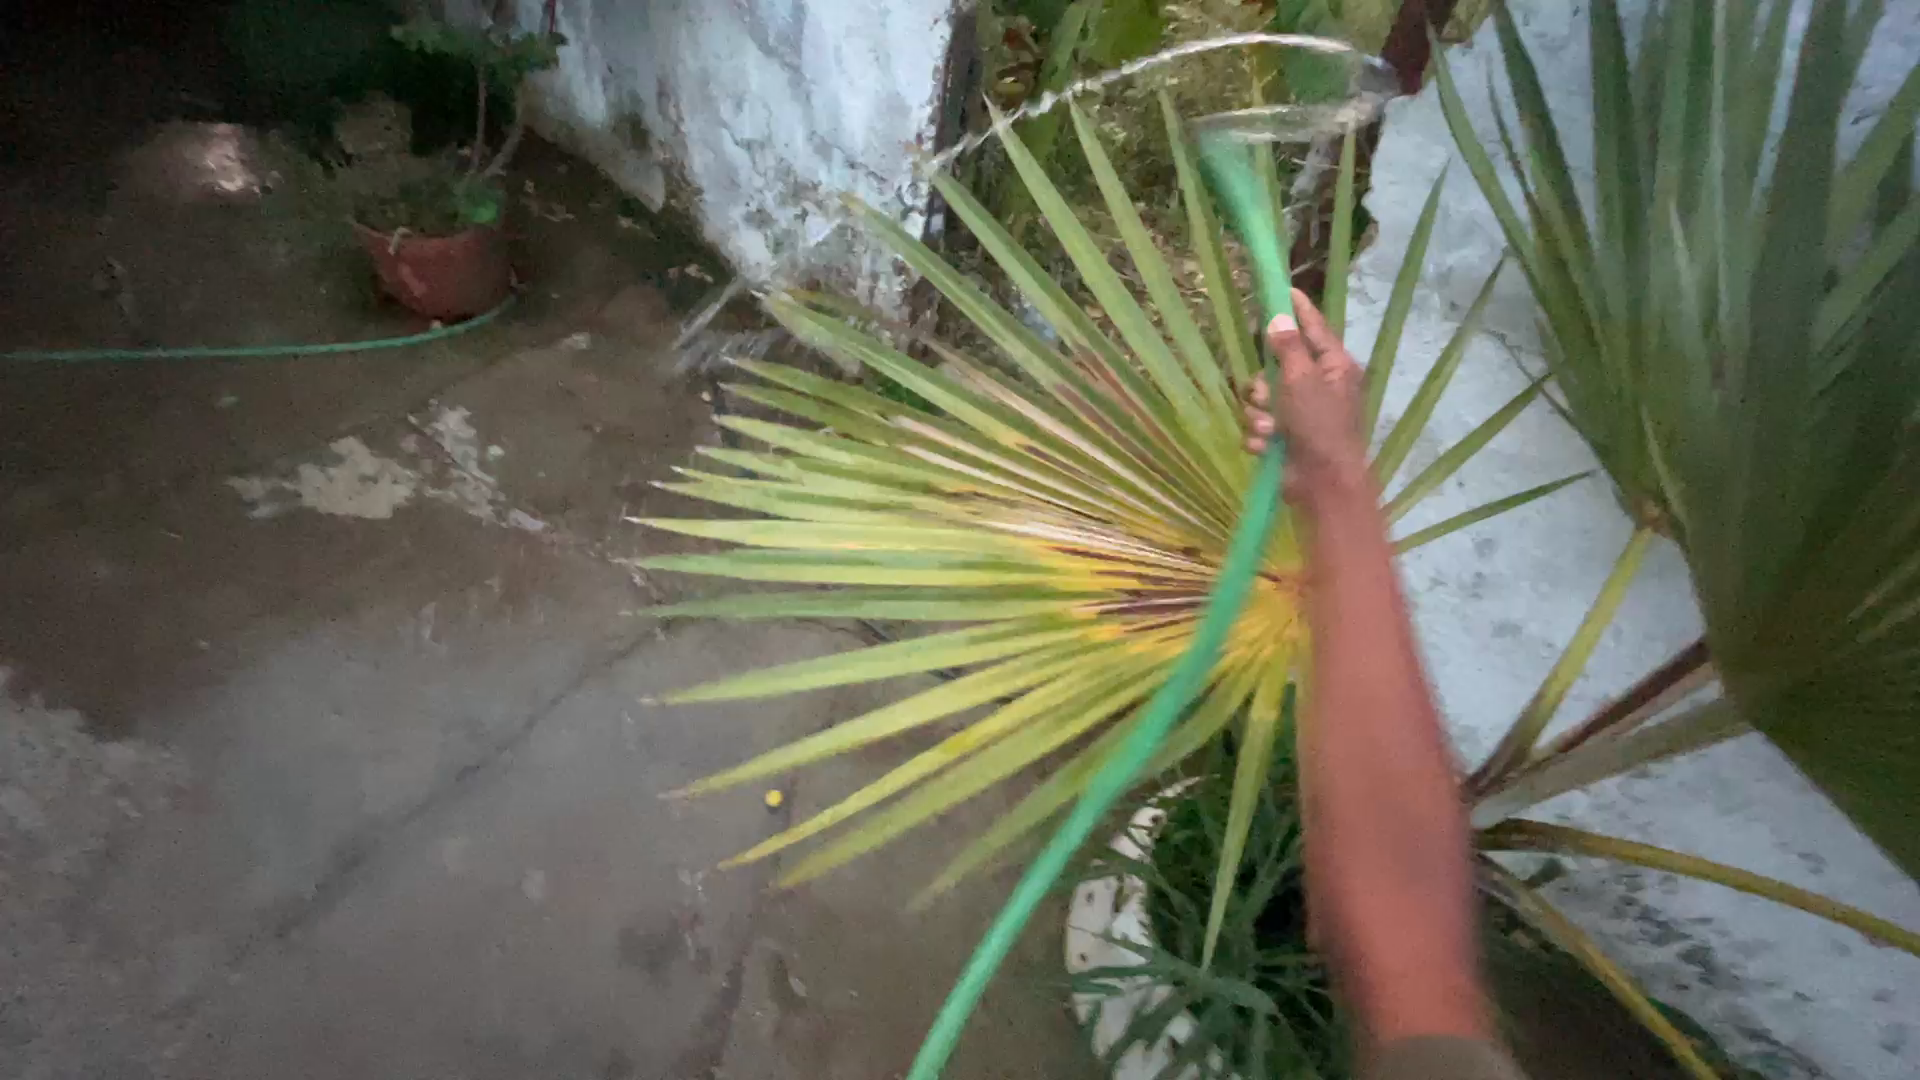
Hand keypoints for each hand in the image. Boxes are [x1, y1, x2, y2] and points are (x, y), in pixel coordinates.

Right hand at [1241, 289, 1368, 507]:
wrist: (1323, 484)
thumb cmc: (1321, 427)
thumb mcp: (1302, 382)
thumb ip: (1288, 350)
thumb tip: (1279, 320)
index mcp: (1332, 368)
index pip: (1314, 329)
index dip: (1298, 311)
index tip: (1284, 290)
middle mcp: (1316, 387)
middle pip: (1276, 368)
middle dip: (1263, 384)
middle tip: (1265, 395)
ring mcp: (1299, 415)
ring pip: (1261, 400)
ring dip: (1259, 415)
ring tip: (1271, 430)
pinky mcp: (1284, 439)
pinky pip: (1258, 427)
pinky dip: (1260, 438)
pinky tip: (1268, 447)